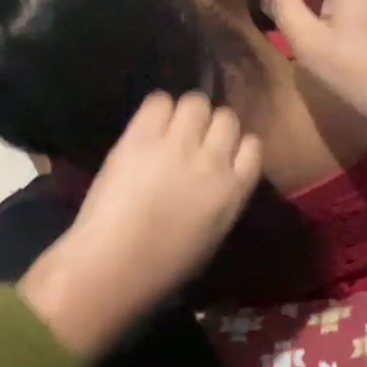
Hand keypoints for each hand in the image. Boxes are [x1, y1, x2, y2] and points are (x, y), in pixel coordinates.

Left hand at [20, 93, 261, 354]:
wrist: (115, 263)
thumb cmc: (163, 265)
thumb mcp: (212, 235)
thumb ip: (223, 198)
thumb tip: (217, 176)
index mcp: (234, 191)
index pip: (251, 146)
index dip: (234, 145)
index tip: (219, 153)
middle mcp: (213, 160)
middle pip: (226, 118)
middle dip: (211, 126)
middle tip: (190, 139)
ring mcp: (178, 144)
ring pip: (195, 102)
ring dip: (185, 113)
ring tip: (168, 129)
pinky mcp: (142, 136)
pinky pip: (158, 101)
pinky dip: (156, 110)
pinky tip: (147, 127)